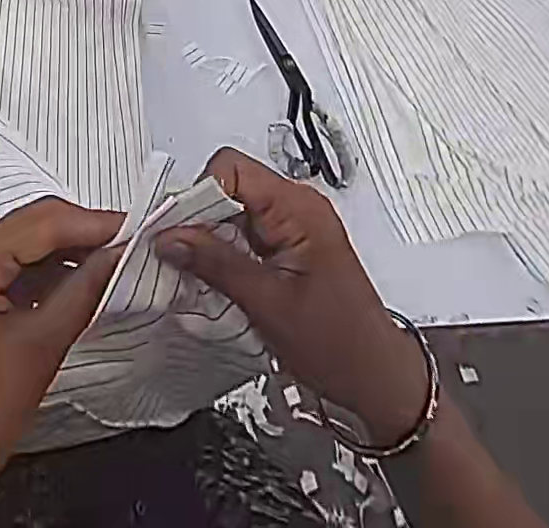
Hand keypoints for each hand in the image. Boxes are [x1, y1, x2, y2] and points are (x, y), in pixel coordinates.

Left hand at [0, 198, 123, 526]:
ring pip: (35, 241)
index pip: (46, 222)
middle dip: (88, 231)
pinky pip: (27, 263)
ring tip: (118, 259)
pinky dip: (59, 269)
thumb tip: (117, 255)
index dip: (96, 223)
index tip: (136, 228)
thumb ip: (85, 290)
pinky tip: (89, 279)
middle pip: (39, 223)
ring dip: (76, 249)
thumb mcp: (41, 344)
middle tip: (134, 241)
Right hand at [154, 148, 427, 438]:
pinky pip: (238, 230)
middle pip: (226, 185)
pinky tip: (211, 276)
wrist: (378, 380)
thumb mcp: (268, 303)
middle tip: (177, 252)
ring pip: (228, 209)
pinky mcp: (282, 242)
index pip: (231, 169)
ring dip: (206, 236)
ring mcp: (289, 223)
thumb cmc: (341, 346)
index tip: (175, 228)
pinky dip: (219, 250)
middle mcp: (295, 206)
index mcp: (298, 208)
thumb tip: (169, 237)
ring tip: (195, 270)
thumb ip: (215, 263)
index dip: (197, 193)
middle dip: (197, 217)